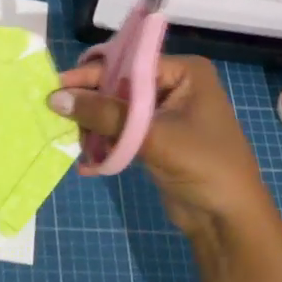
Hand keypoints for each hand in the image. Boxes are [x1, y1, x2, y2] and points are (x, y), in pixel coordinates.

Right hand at [47, 56, 271, 231]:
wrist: (227, 218)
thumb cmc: (203, 166)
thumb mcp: (152, 136)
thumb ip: (105, 114)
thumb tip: (56, 97)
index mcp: (184, 72)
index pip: (129, 63)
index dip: (92, 73)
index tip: (55, 86)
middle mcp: (173, 85)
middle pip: (118, 85)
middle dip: (90, 104)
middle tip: (58, 117)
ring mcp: (162, 113)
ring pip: (114, 110)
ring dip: (93, 127)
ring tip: (76, 145)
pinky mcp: (153, 138)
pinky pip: (119, 131)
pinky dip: (102, 143)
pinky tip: (88, 161)